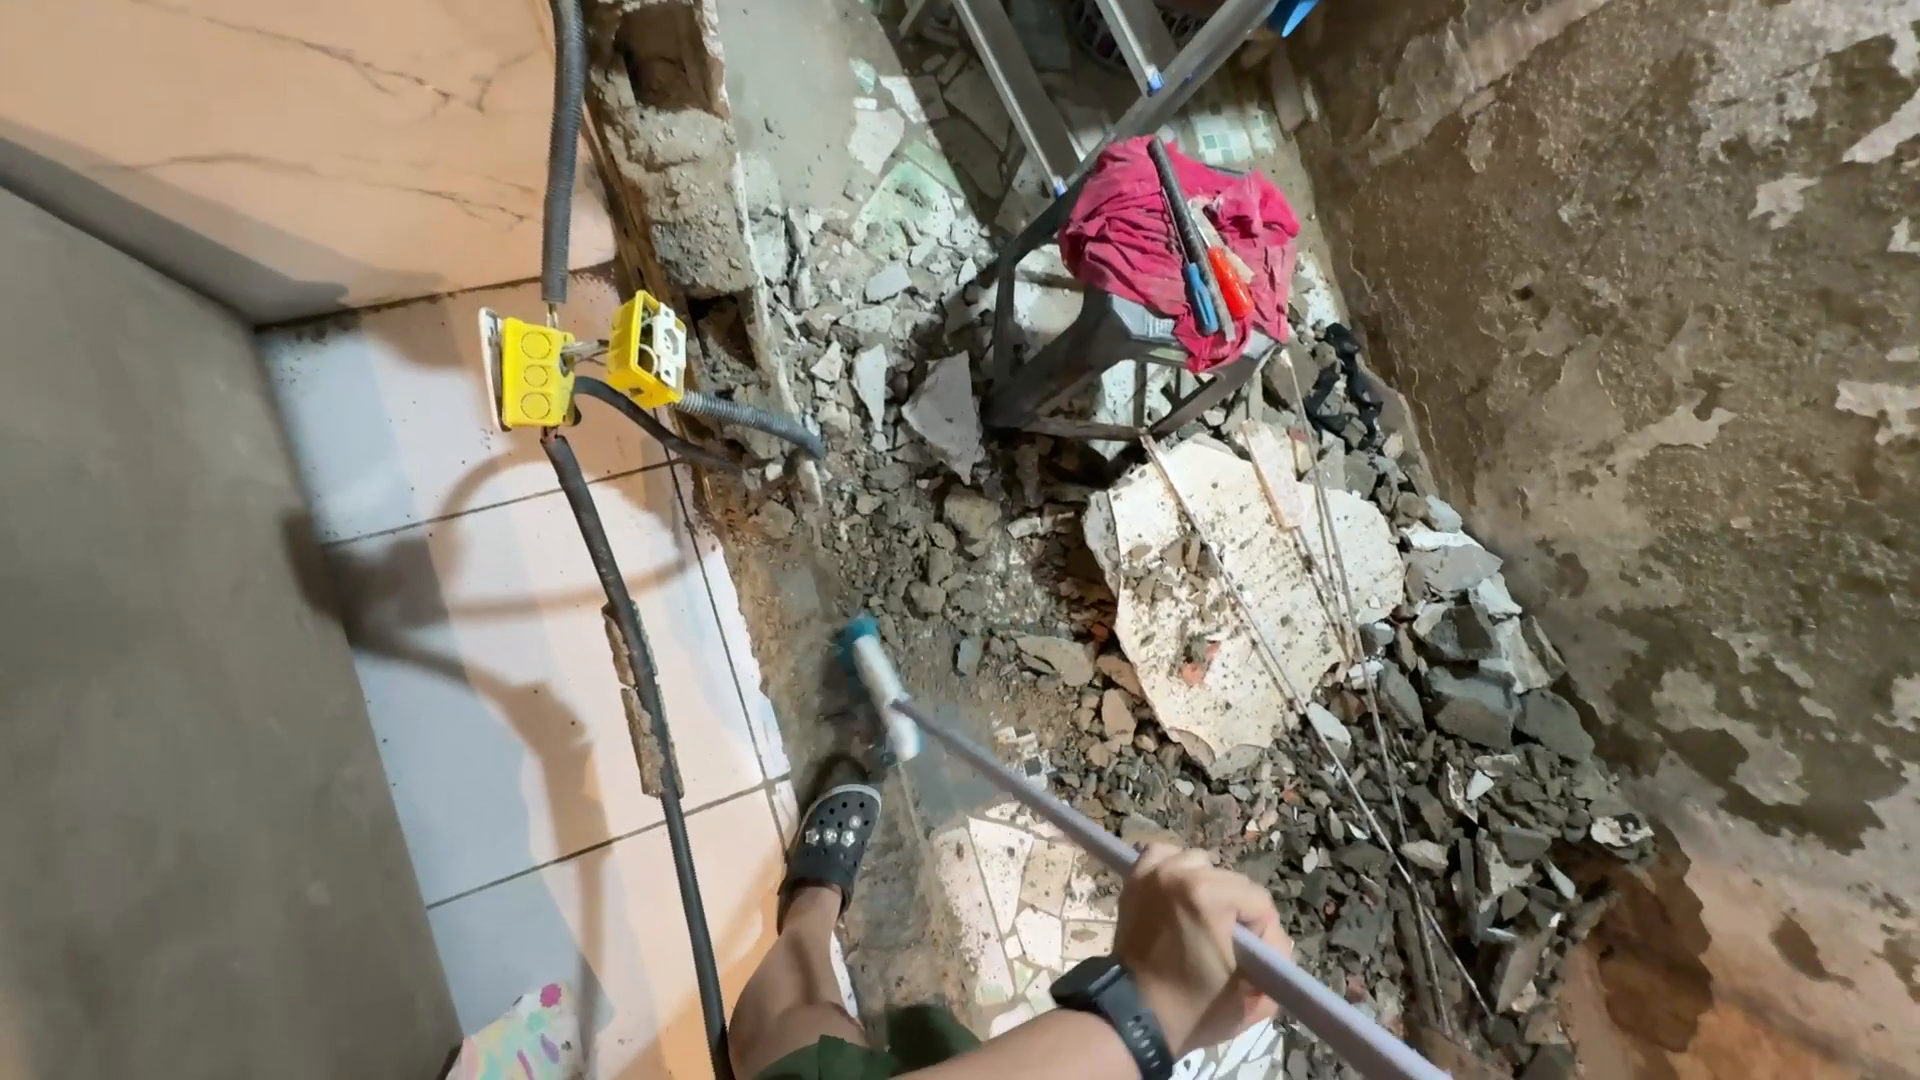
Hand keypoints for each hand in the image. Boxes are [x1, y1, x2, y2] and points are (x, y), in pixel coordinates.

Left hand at [1113, 844, 1291, 1058]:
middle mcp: (1179, 873)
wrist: (1137, 1013)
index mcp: (1207, 897)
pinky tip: (1180, 891)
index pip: (1259, 900)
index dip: (1265, 931)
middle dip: (1238, 910)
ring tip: (1203, 918)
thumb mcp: (1254, 998)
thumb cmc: (1195, 1008)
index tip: (1255, 957)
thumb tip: (1272, 937)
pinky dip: (1176, 868)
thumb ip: (1276, 959)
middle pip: (1232, 879)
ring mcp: (1154, 872)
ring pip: (1200, 862)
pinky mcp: (1135, 877)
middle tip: (1230, 942)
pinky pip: (1164, 854)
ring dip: (1208, 886)